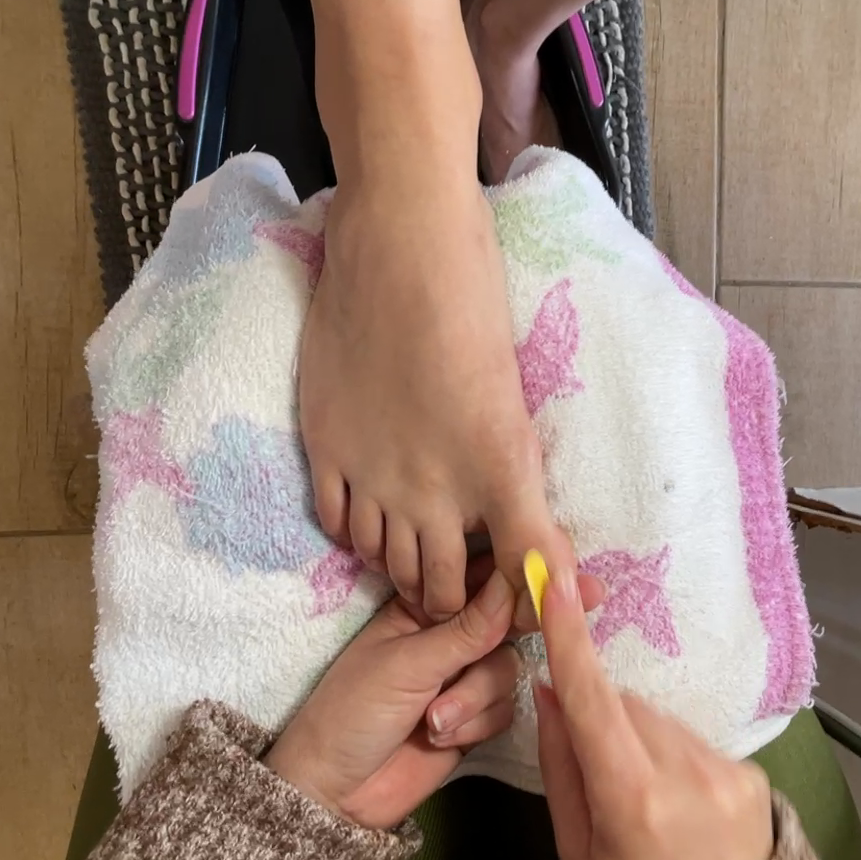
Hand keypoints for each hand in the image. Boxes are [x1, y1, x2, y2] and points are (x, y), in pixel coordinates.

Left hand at [264, 561, 604, 830]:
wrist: (334, 792)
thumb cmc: (354, 711)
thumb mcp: (408, 663)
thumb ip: (467, 629)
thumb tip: (516, 581)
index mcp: (424, 608)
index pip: (481, 581)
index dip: (522, 575)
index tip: (568, 571)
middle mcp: (450, 638)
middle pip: (508, 623)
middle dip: (534, 622)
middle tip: (593, 600)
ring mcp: (463, 679)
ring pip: (508, 670)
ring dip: (477, 696)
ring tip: (435, 720)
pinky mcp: (473, 718)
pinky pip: (503, 708)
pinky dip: (476, 723)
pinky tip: (441, 738)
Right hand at [300, 173, 564, 623]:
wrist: (402, 249)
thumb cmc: (474, 306)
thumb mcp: (514, 398)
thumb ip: (515, 477)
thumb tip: (522, 528)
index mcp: (502, 472)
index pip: (526, 571)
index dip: (532, 607)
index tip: (529, 610)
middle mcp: (436, 490)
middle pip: (442, 587)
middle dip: (455, 603)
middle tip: (460, 591)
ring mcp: (375, 475)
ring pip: (389, 564)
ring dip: (406, 576)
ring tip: (417, 567)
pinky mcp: (328, 450)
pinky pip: (340, 527)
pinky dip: (359, 540)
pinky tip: (372, 528)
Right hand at [532, 569, 775, 859]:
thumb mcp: (576, 852)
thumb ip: (561, 765)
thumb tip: (550, 690)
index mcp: (631, 800)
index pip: (593, 701)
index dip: (571, 640)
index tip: (557, 583)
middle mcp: (684, 773)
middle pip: (624, 705)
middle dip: (604, 721)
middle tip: (604, 777)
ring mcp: (726, 769)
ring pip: (657, 718)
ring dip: (640, 737)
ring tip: (649, 798)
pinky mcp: (751, 772)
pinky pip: (690, 737)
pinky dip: (672, 753)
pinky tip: (680, 800)